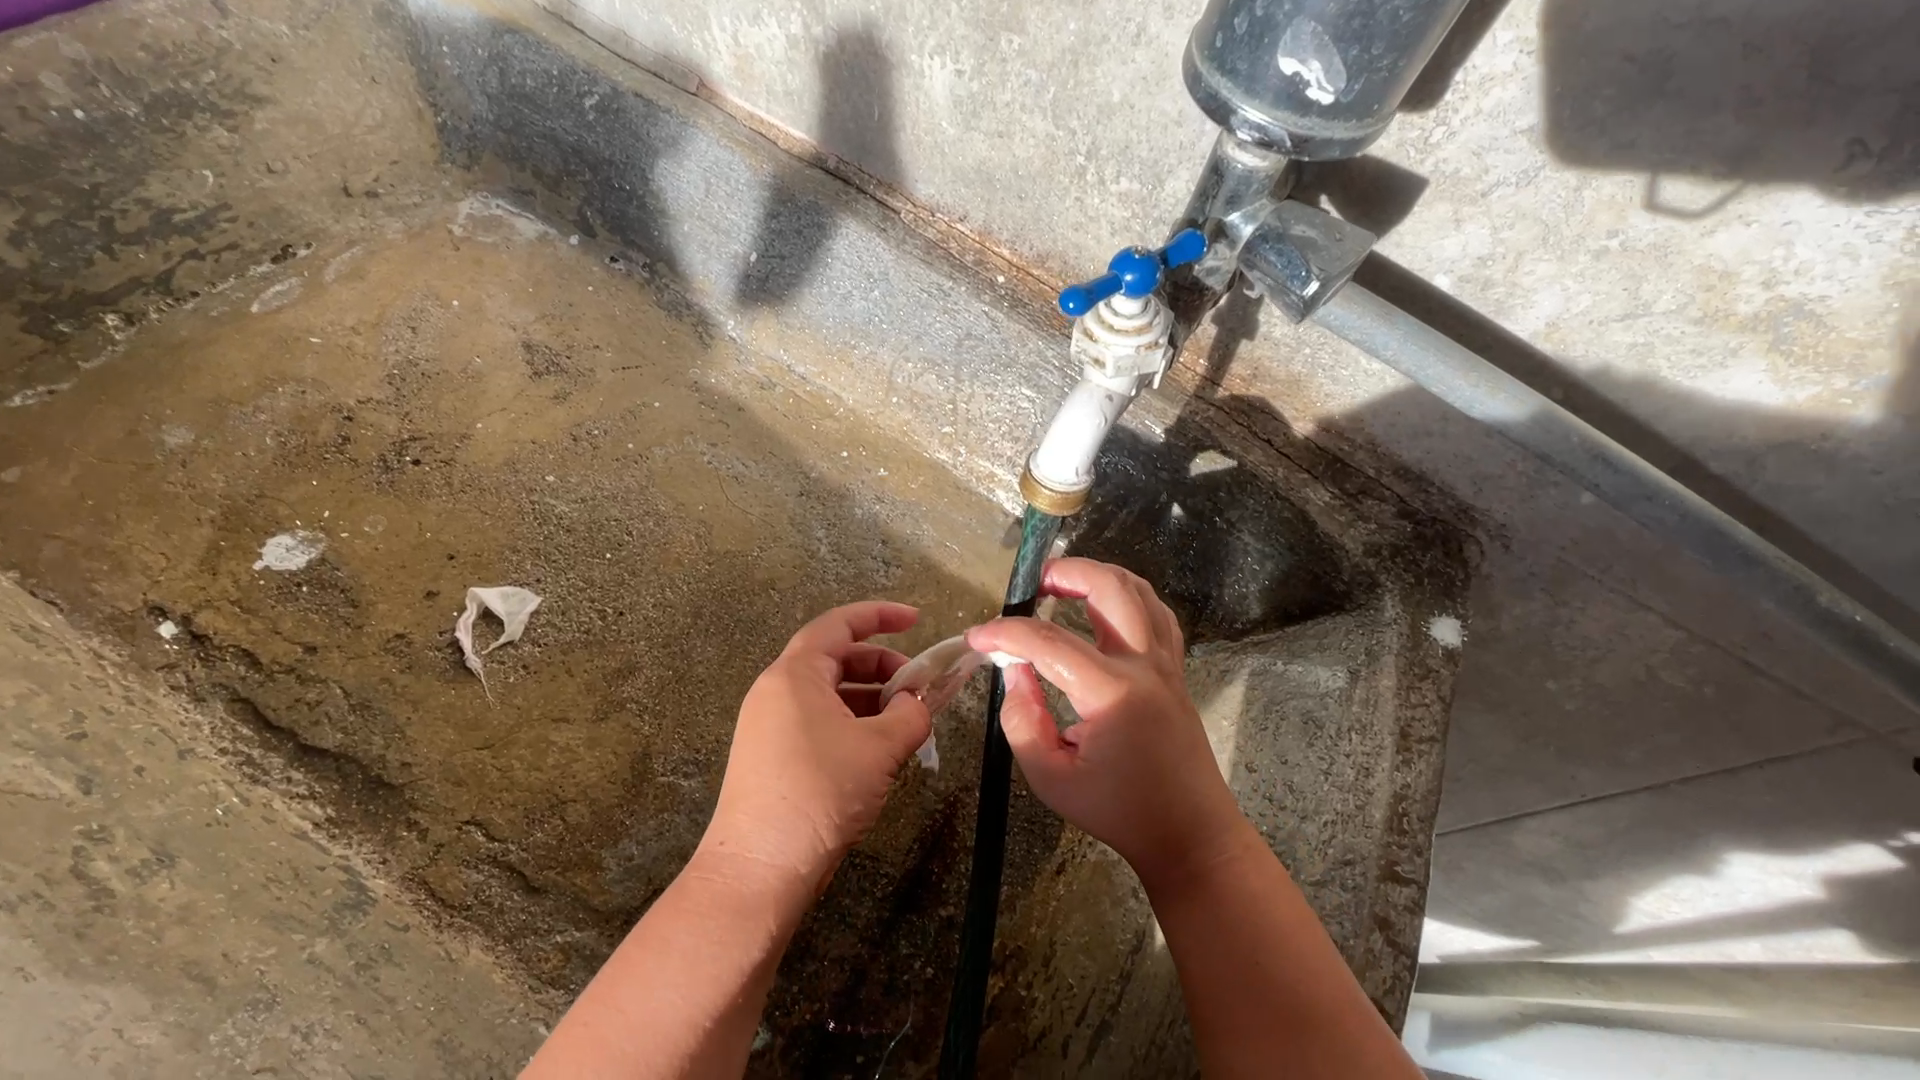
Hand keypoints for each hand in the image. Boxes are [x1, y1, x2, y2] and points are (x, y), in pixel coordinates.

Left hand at [701, 601, 932, 892]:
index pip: (839, 625)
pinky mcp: (771, 756)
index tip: (916, 619)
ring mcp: (769, 725)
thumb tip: (916, 705)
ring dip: (871, 699)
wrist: (760, 867)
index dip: (880, 615)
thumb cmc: (820, 792)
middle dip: (883, 666)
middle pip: (835, 659)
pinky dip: (853, 724)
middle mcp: (776, 691)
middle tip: (919, 688)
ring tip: (906, 724)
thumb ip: (910, 715)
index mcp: (795, 675)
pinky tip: (878, 750)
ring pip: (829, 694)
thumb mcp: (880, 748)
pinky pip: (819, 722)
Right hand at [966, 558, 1242, 884]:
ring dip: (1100, 577)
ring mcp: (1167, 665)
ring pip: (1140, 593)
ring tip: (1064, 586)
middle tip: (1033, 584)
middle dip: (1068, 573)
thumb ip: (1023, 722)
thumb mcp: (1051, 779)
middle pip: (1111, 589)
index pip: (1049, 642)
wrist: (1188, 832)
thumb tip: (1016, 674)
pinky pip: (1156, 615)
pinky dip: (1128, 598)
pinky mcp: (1175, 672)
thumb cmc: (1119, 811)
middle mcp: (1145, 666)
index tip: (976, 637)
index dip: (1005, 633)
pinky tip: (1104, 610)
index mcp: (1112, 692)